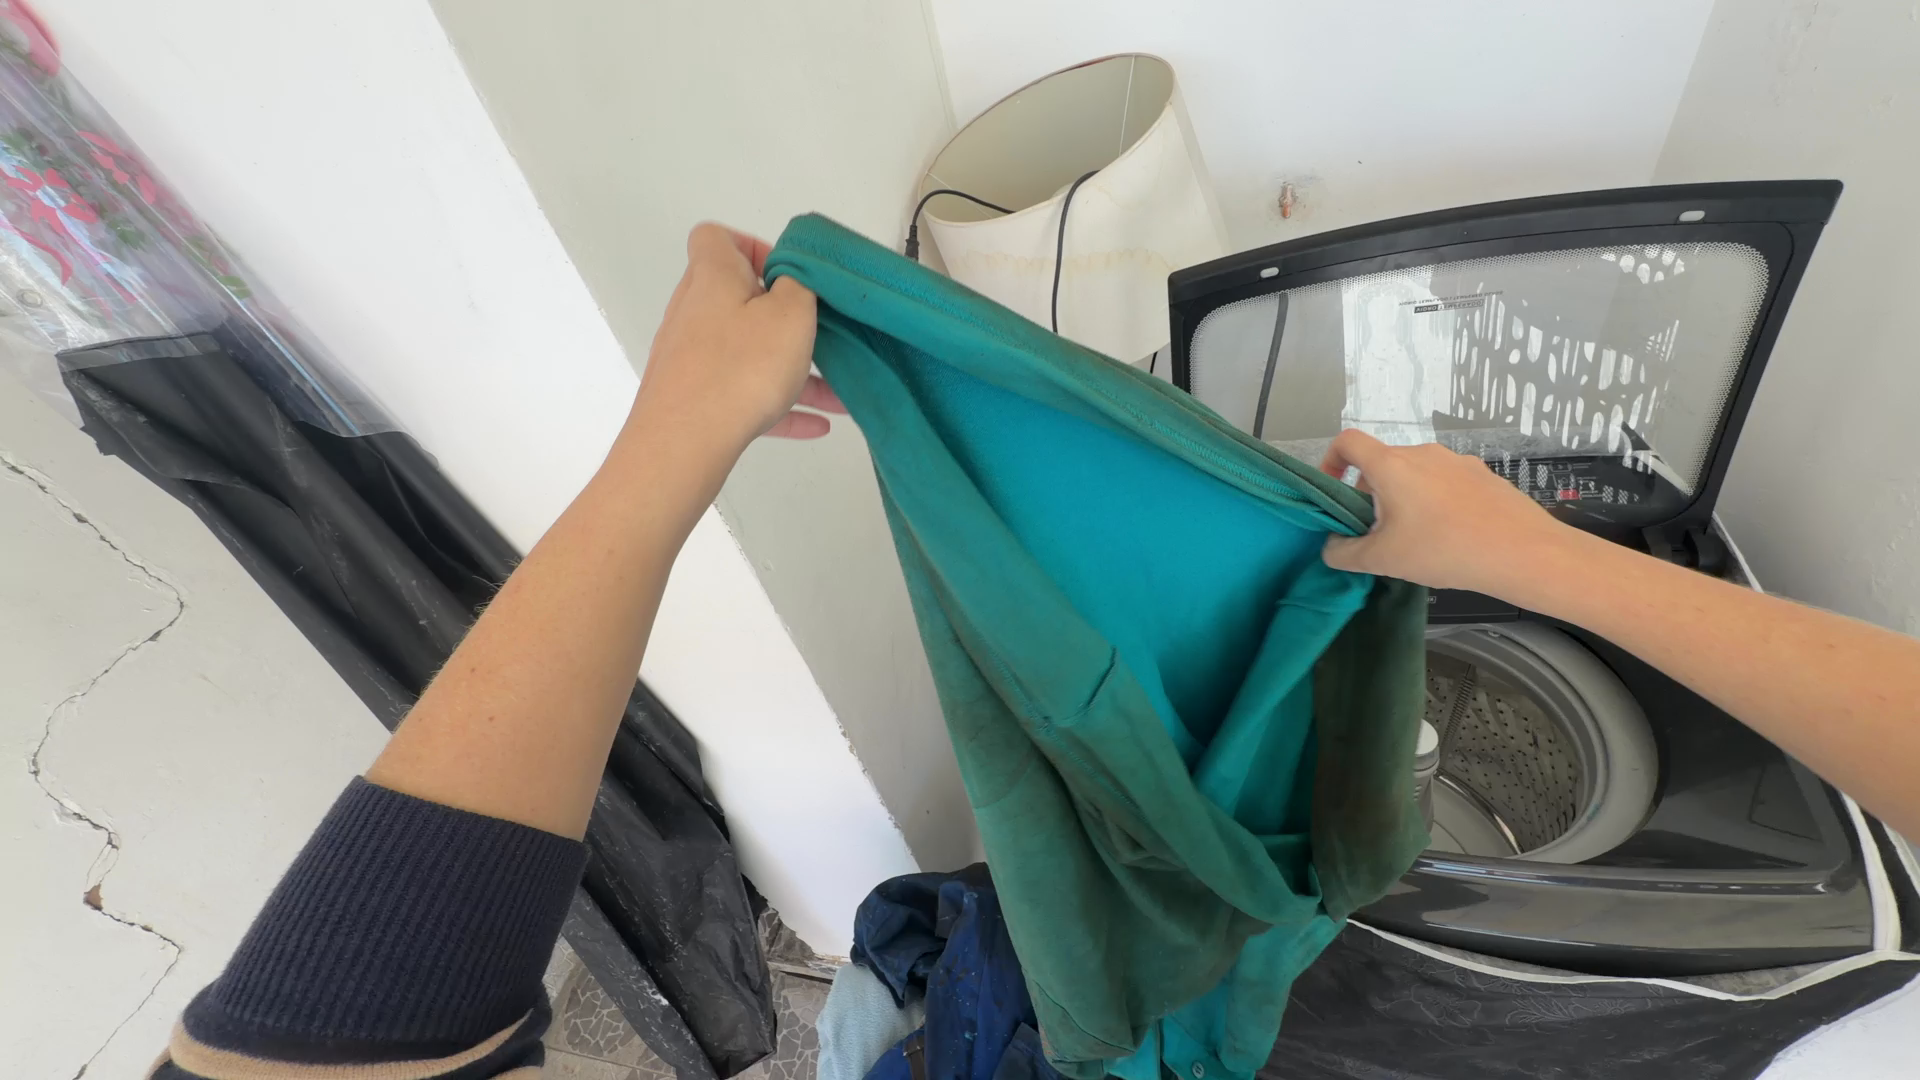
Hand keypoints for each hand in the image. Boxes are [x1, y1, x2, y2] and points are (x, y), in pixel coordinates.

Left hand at [628, 223, 843, 456]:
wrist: (686, 441)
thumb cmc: (743, 367)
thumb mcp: (791, 314)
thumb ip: (800, 285)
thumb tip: (792, 275)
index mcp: (714, 278)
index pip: (717, 239)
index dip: (753, 248)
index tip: (787, 276)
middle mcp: (696, 311)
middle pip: (743, 303)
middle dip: (788, 321)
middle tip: (820, 336)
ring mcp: (692, 358)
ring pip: (752, 355)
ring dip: (795, 372)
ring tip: (838, 394)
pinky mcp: (696, 399)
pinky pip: (746, 394)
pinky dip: (780, 404)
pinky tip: (818, 425)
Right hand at [1317, 429, 1580, 594]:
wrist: (1527, 554)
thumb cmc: (1444, 550)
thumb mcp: (1381, 560)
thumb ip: (1342, 552)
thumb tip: (1332, 546)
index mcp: (1391, 466)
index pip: (1347, 441)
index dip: (1330, 461)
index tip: (1334, 491)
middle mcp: (1422, 454)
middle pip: (1380, 463)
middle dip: (1369, 493)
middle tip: (1376, 531)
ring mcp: (1457, 461)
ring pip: (1412, 473)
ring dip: (1401, 498)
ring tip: (1415, 536)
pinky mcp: (1483, 475)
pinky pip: (1443, 481)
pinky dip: (1433, 501)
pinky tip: (1450, 533)